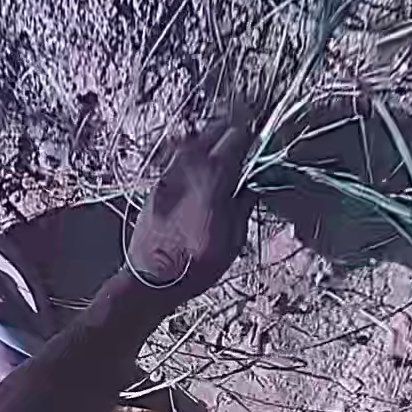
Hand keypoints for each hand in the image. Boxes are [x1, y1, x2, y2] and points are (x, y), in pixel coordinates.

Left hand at [125, 113, 255, 300]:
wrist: (150, 282)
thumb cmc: (195, 267)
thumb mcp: (233, 240)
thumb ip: (244, 203)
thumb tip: (254, 183)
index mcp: (214, 175)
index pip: (240, 135)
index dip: (255, 138)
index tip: (261, 148)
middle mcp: (189, 167)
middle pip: (217, 130)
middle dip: (233, 136)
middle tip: (243, 151)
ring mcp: (168, 174)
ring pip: (195, 141)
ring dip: (211, 144)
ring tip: (221, 161)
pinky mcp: (156, 186)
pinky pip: (178, 159)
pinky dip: (192, 159)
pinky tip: (199, 176)